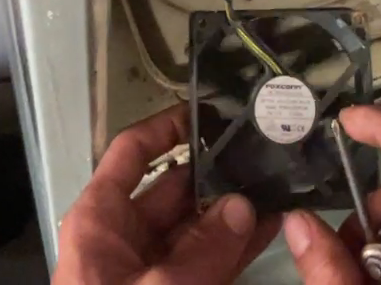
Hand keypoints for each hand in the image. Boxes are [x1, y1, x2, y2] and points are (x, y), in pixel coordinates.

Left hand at [54, 106, 279, 284]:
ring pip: (197, 225)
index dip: (168, 127)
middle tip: (262, 150)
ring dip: (235, 208)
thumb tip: (244, 205)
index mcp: (102, 219)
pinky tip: (272, 226)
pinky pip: (208, 261)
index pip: (133, 153)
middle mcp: (125, 237)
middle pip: (172, 187)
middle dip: (216, 170)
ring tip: (278, 182)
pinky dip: (237, 245)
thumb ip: (204, 248)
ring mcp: (151, 272)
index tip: (210, 112)